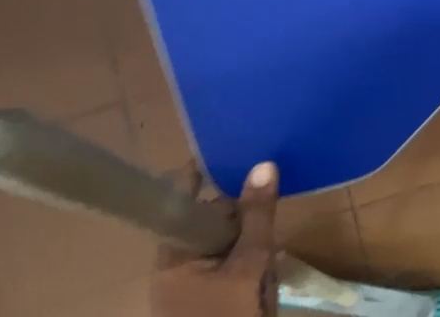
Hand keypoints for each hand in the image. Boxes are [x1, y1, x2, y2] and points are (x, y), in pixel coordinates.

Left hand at [150, 162, 279, 316]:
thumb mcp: (248, 265)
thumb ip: (258, 215)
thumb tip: (264, 163)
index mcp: (172, 252)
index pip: (179, 197)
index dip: (201, 172)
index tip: (231, 146)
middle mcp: (174, 260)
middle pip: (212, 217)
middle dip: (244, 217)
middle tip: (267, 227)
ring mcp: (187, 279)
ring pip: (226, 240)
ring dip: (251, 244)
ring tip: (264, 270)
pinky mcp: (203, 292)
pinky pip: (229, 261)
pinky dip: (248, 261)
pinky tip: (263, 277)